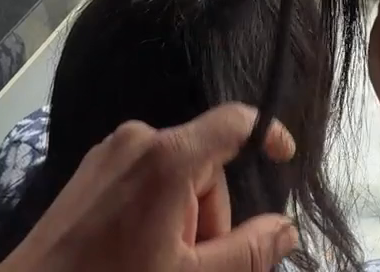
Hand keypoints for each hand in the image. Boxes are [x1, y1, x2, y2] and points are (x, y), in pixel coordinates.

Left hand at [0, 103, 300, 271]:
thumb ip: (247, 253)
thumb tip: (287, 227)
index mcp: (168, 156)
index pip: (233, 122)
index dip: (267, 132)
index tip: (286, 155)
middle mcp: (139, 137)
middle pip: (204, 164)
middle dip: (210, 216)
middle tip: (190, 266)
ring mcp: (111, 150)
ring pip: (175, 176)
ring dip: (183, 219)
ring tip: (158, 264)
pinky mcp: (92, 168)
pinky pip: (145, 177)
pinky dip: (157, 210)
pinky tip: (137, 252)